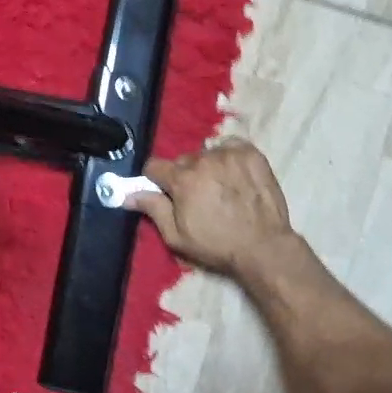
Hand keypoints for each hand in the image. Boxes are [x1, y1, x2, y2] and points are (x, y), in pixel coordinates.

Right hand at [126, 138, 299, 278]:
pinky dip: (229, 156)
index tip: (165, 192)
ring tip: (220, 186)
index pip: (154, 166)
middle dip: (184, 175)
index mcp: (182, 179)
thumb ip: (153, 209)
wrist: (263, 246)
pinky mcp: (251, 153)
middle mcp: (203, 160)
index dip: (156, 180)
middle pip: (182, 161)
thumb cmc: (217, 245)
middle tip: (197, 195)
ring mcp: (229, 154)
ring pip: (206, 153)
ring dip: (207, 166)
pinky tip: (234, 173)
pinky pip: (230, 145)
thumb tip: (128, 195)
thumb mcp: (177, 236)